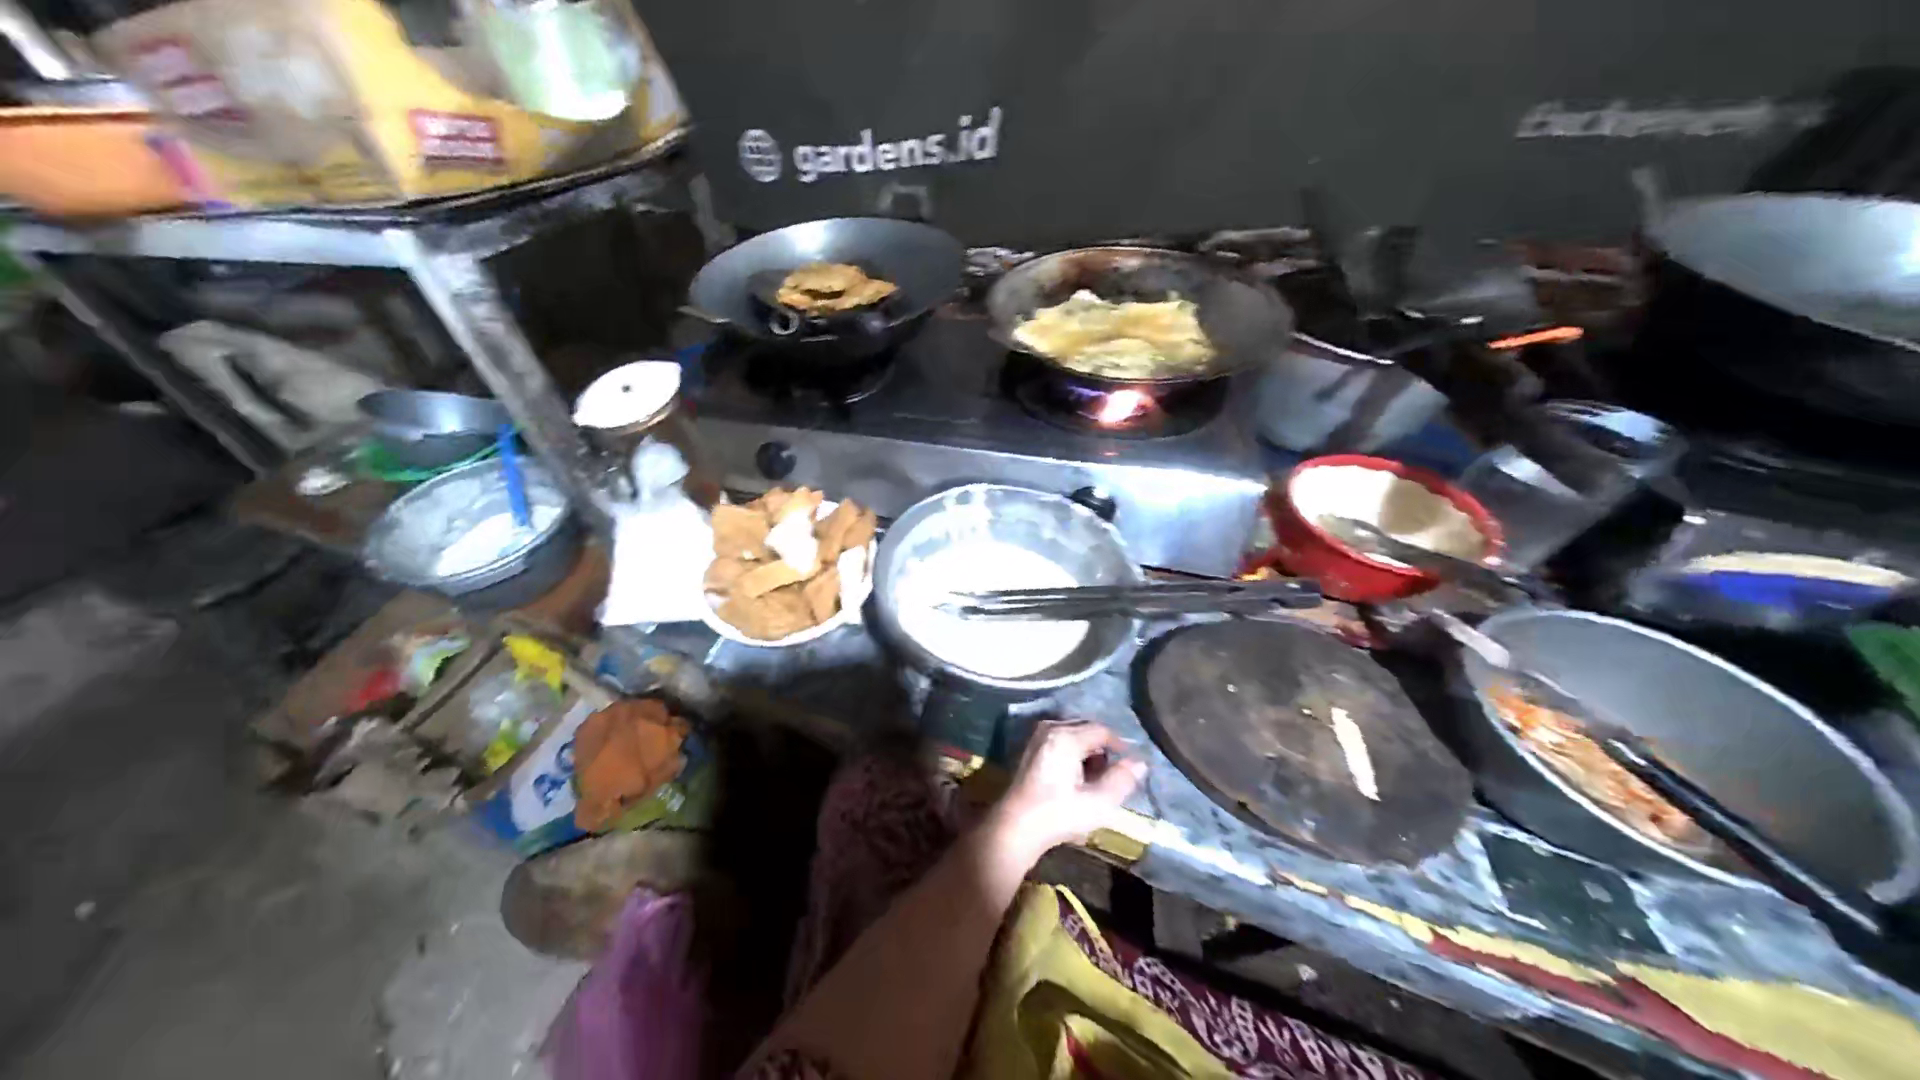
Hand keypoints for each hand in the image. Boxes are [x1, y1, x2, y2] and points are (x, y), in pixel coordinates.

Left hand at [988, 720, 1146, 862]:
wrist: (1016, 827)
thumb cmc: (1058, 815)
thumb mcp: (1099, 802)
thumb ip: (1122, 779)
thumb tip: (1140, 762)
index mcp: (1066, 737)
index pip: (1102, 730)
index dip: (1120, 746)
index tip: (1130, 765)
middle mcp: (1050, 728)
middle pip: (1087, 729)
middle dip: (1103, 749)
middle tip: (1111, 774)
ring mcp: (1038, 737)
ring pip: (1074, 735)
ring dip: (1088, 751)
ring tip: (1094, 779)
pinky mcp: (1031, 749)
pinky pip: (1061, 741)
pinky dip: (1073, 753)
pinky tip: (1075, 778)